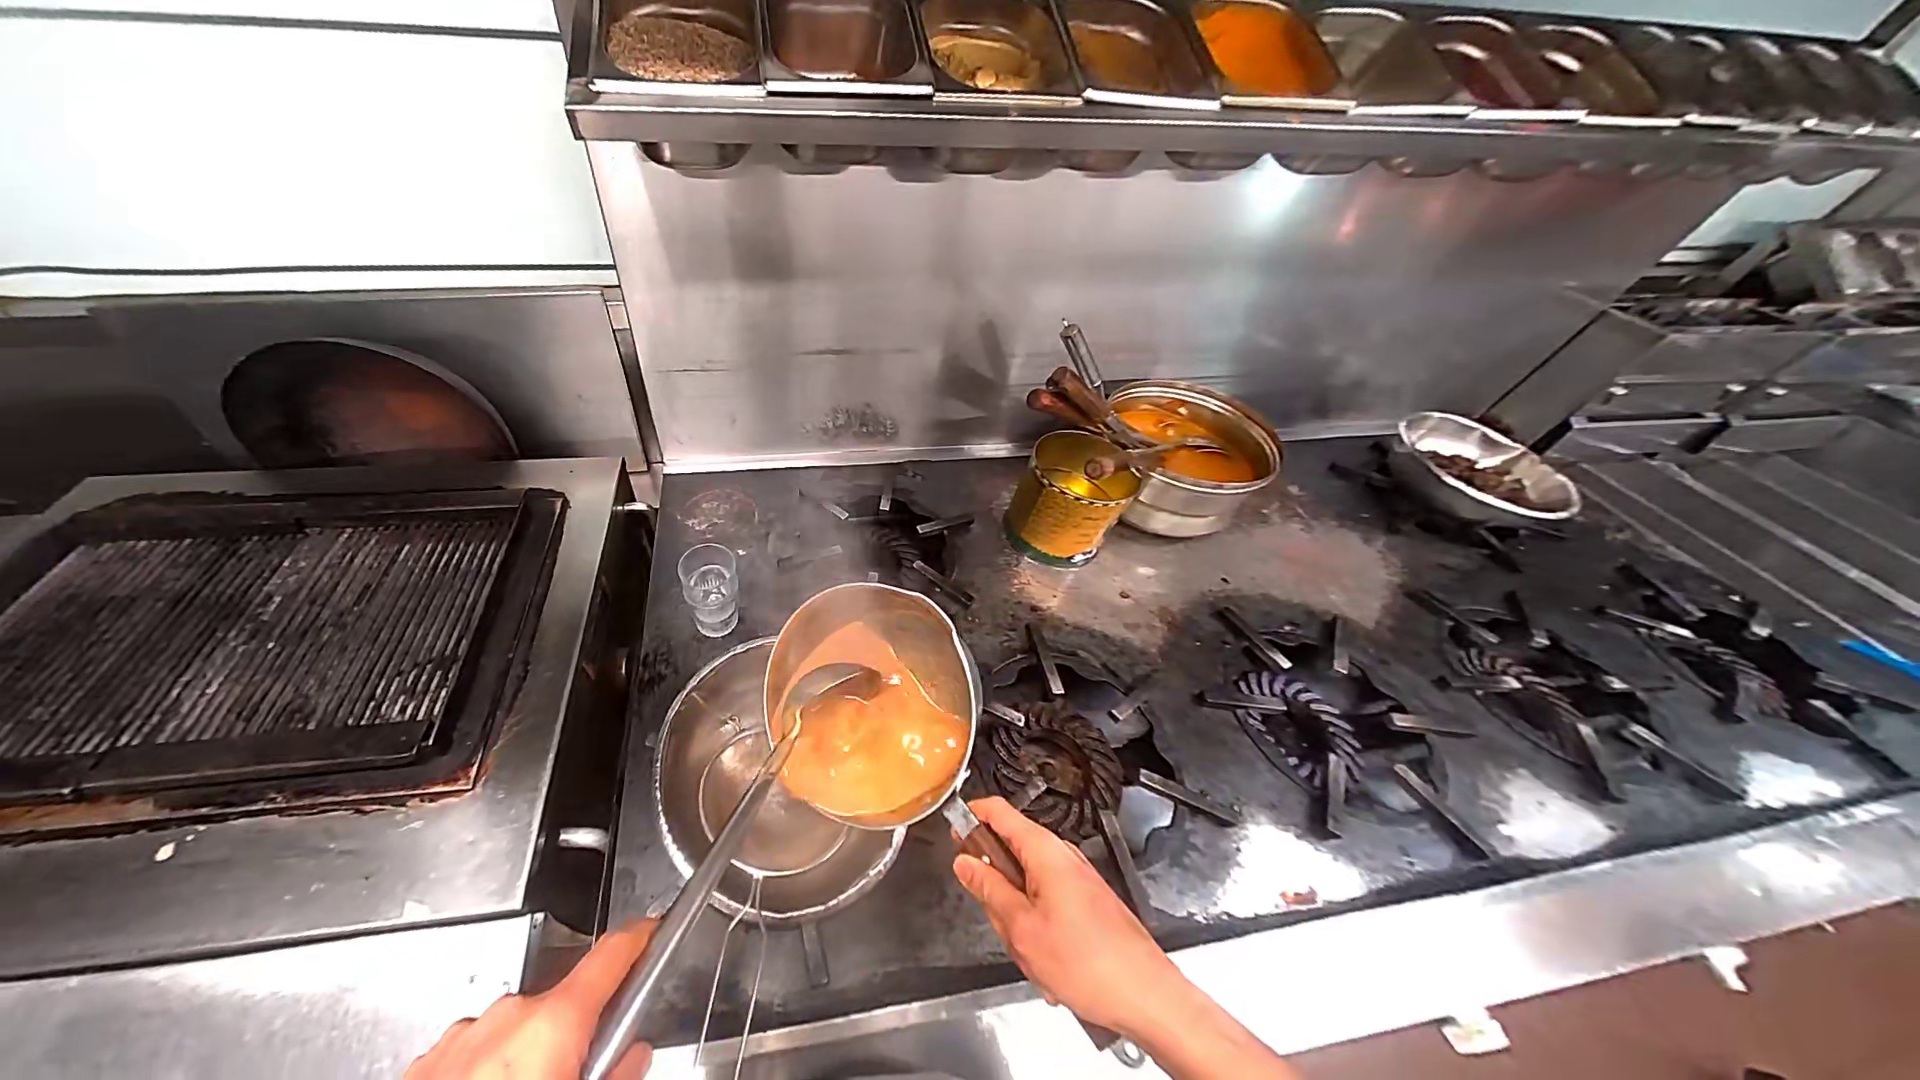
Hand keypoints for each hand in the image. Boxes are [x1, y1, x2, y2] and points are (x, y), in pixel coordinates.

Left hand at [404, 918, 656, 1079]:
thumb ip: (618, 1075)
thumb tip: (633, 1056)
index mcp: (555, 1021)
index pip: (613, 952)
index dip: (640, 938)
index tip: (651, 933)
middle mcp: (508, 1015)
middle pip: (564, 1003)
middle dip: (574, 1035)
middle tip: (576, 1076)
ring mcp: (460, 1038)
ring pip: (516, 1030)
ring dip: (526, 1057)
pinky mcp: (422, 1065)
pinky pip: (473, 1053)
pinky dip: (486, 1073)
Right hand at [952, 800, 1300, 1079]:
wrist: (1144, 993)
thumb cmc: (1090, 963)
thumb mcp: (1021, 928)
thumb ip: (988, 888)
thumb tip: (965, 862)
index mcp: (1044, 850)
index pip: (998, 810)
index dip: (971, 815)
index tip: (954, 831)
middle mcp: (1062, 855)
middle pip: (1010, 851)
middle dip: (996, 887)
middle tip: (999, 920)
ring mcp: (1075, 876)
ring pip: (1026, 883)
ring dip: (1017, 915)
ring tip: (1030, 950)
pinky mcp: (1084, 899)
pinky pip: (1045, 901)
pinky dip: (1037, 927)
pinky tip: (1046, 960)